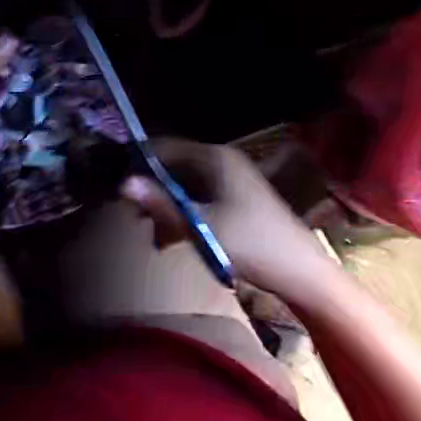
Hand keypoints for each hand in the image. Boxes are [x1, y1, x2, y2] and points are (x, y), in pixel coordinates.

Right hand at [120, 139, 338, 300]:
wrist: (302, 273)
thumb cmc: (253, 244)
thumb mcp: (201, 227)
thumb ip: (162, 206)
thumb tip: (123, 184)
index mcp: (214, 158)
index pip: (164, 147)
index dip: (139, 164)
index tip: (118, 187)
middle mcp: (221, 162)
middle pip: (173, 168)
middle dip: (152, 192)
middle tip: (134, 218)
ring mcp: (229, 181)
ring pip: (184, 187)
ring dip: (166, 209)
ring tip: (153, 235)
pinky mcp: (234, 201)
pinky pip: (198, 201)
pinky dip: (182, 217)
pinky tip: (172, 241)